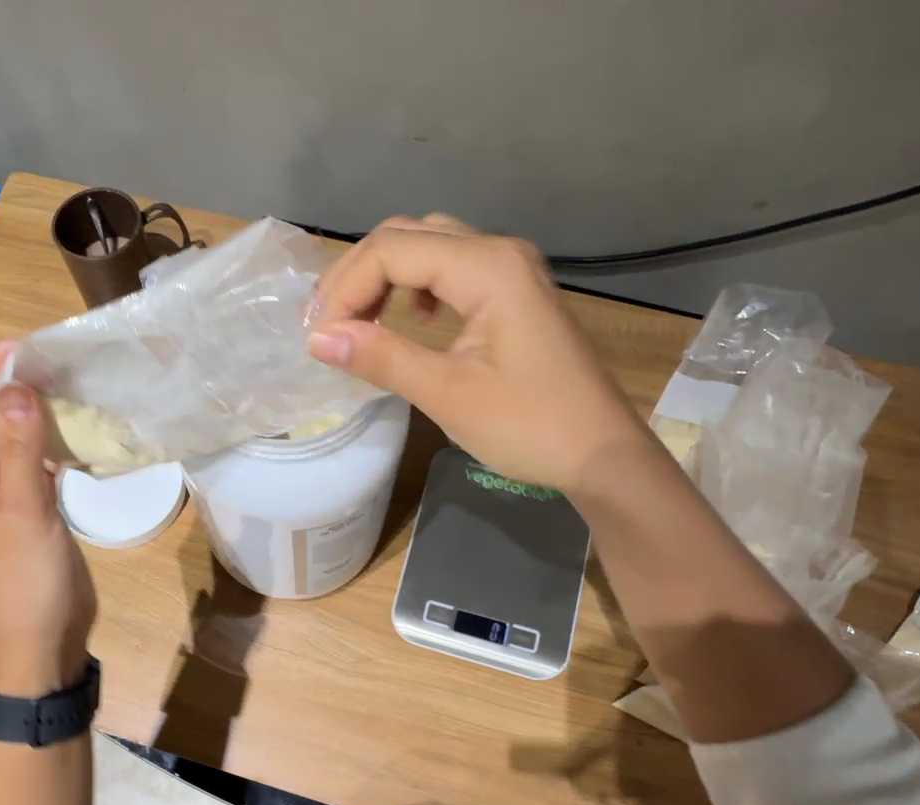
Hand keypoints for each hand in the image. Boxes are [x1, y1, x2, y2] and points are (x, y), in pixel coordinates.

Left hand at [0, 341, 94, 696]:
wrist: (48, 642)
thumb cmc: (24, 584)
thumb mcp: (23, 514)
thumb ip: (22, 450)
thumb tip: (19, 386)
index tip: (20, 351)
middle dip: (10, 384)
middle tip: (55, 362)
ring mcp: (2, 489)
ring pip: (12, 432)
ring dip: (37, 408)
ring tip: (73, 383)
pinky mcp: (32, 502)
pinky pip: (37, 456)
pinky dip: (55, 437)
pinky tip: (84, 424)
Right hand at [308, 214, 646, 494]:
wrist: (601, 454)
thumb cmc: (530, 426)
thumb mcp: (448, 395)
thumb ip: (382, 358)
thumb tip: (319, 339)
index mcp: (487, 268)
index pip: (393, 251)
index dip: (346, 289)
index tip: (318, 338)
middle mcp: (499, 252)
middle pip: (407, 236)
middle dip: (359, 276)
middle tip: (326, 326)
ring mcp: (512, 270)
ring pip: (429, 248)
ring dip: (385, 278)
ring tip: (357, 323)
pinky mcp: (515, 294)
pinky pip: (452, 270)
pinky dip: (416, 287)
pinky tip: (411, 320)